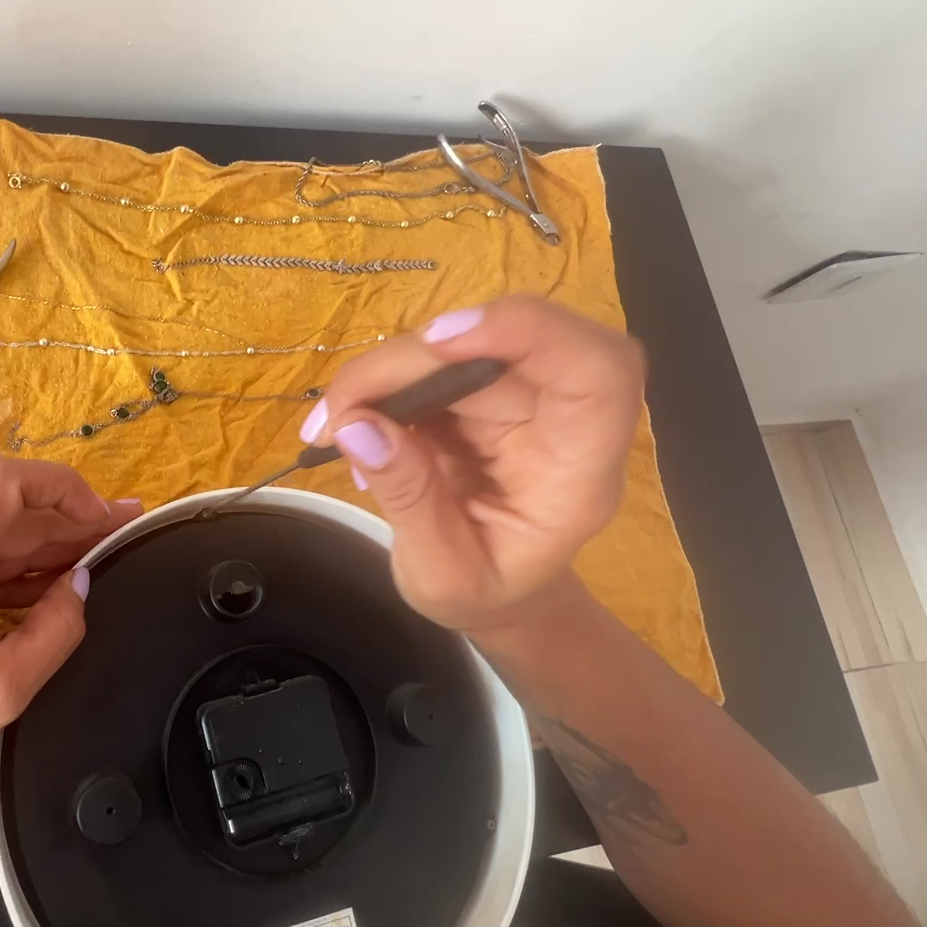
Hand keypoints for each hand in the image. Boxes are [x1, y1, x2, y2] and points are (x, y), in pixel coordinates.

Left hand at [0, 457, 140, 821]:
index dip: (60, 487)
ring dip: (43, 544)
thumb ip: (54, 632)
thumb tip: (81, 583)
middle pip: (1, 514)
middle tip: (123, 529)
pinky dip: (10, 567)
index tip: (99, 517)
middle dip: (66, 521)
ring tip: (99, 549)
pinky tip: (52, 575)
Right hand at [311, 296, 643, 636]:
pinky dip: (378, 385)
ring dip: (382, 374)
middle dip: (410, 364)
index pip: (597, 372)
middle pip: (502, 350)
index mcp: (580, 473)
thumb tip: (357, 426)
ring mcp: (522, 400)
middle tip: (337, 411)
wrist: (499, 593)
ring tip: (328, 426)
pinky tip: (346, 424)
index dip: (528, 333)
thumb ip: (408, 501)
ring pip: (456, 349)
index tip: (438, 340)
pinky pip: (430, 365)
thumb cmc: (485, 592)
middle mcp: (561, 420)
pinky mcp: (482, 394)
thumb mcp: (441, 573)